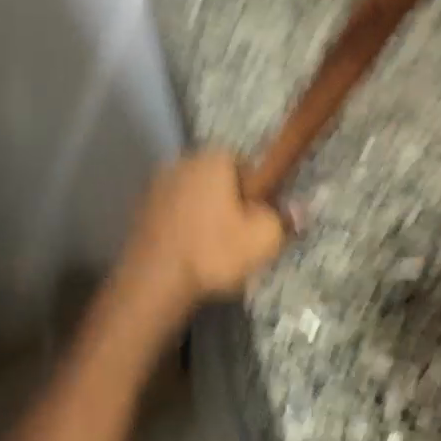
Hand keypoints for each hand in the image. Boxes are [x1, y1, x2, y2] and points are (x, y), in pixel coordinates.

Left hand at [118, 150, 286, 313]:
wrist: (155, 281)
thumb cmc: (215, 252)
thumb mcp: (265, 238)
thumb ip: (285, 218)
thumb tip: (300, 208)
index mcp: (213, 158)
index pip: (246, 163)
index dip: (256, 191)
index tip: (258, 218)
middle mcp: (182, 162)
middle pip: (218, 179)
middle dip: (229, 202)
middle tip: (240, 237)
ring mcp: (156, 185)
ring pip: (194, 197)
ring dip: (205, 216)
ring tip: (213, 250)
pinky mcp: (140, 210)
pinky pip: (174, 214)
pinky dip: (183, 228)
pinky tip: (190, 254)